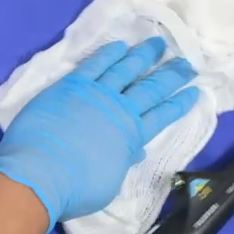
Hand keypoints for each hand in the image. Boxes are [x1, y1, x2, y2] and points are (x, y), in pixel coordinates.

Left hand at [0, 37, 199, 223]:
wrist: (39, 175)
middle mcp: (120, 110)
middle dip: (171, 74)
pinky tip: (119, 46)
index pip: (162, 116)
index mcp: (132, 137)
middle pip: (150, 88)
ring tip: (157, 43)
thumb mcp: (109, 184)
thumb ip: (121, 162)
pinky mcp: (71, 86)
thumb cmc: (74, 189)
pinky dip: (108, 53)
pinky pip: (94, 64)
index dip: (179, 103)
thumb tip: (133, 151)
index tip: (194, 91)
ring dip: (143, 55)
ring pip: (126, 68)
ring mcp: (96, 95)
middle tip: (186, 62)